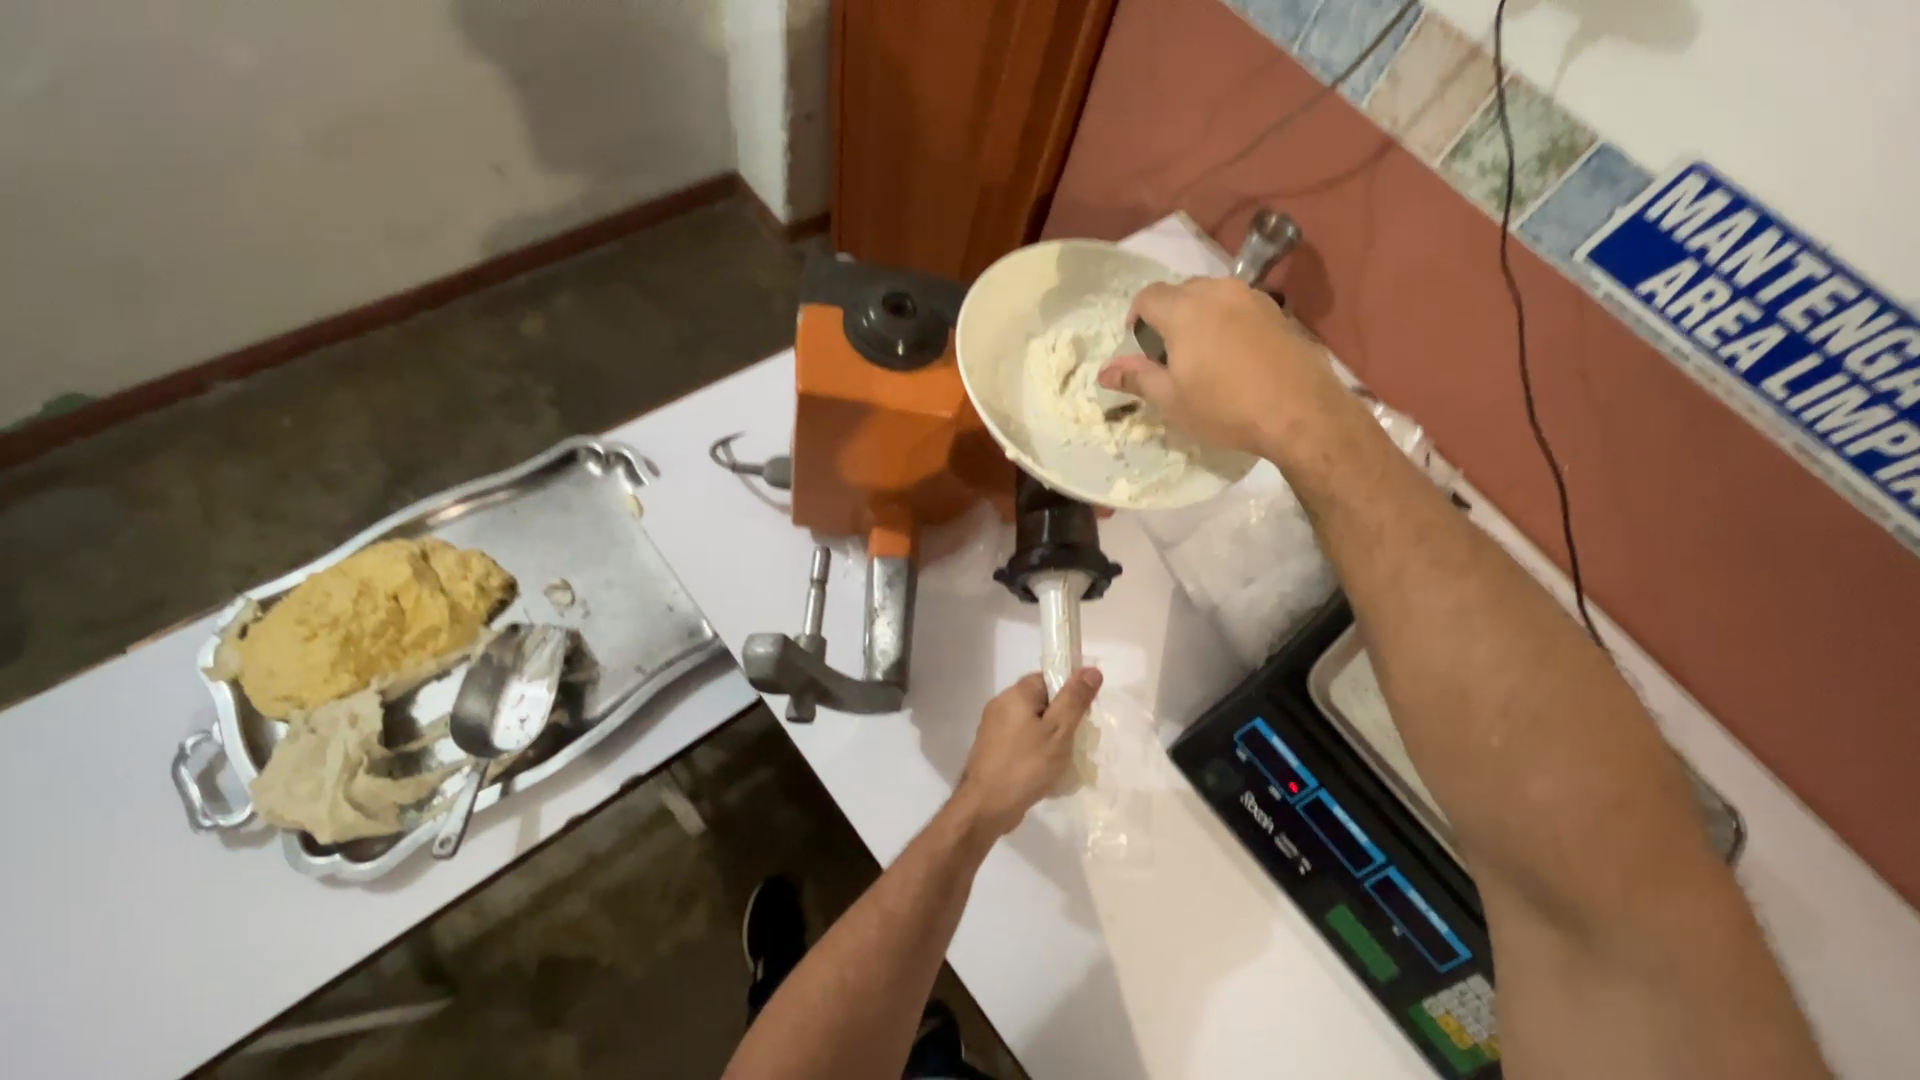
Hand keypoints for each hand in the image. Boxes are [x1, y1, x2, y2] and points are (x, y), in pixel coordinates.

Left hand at [955, 669, 1102, 836]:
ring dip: (1050, 737)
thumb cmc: (1026, 765)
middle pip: (1040, 701)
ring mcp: (994, 728)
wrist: (986, 806)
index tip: (1083, 714)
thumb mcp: (1058, 731)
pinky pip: (1021, 741)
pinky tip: (1047, 770)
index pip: (1048, 678)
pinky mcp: (993, 750)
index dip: (1069, 692)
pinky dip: (1036, 750)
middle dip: (1062, 718)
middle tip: (1078, 739)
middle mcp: (1001, 705)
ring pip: (1031, 723)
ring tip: (1065, 757)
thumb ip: (1074, 700)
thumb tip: (1091, 669)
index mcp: (1015, 694)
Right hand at [1098, 278, 1348, 456]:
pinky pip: (1239, 307)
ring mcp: (1252, 297)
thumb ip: (1136, 378)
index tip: (1140, 348)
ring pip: (1212, 297)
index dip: (1136, 319)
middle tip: (1170, 356)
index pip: (1147, 297)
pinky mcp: (1277, 311)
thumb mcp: (1171, 400)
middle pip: (1180, 292)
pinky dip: (1228, 323)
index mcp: (1184, 310)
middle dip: (1168, 316)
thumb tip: (1105, 372)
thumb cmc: (1225, 408)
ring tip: (1203, 355)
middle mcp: (1217, 292)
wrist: (1300, 412)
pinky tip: (1235, 357)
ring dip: (1199, 318)